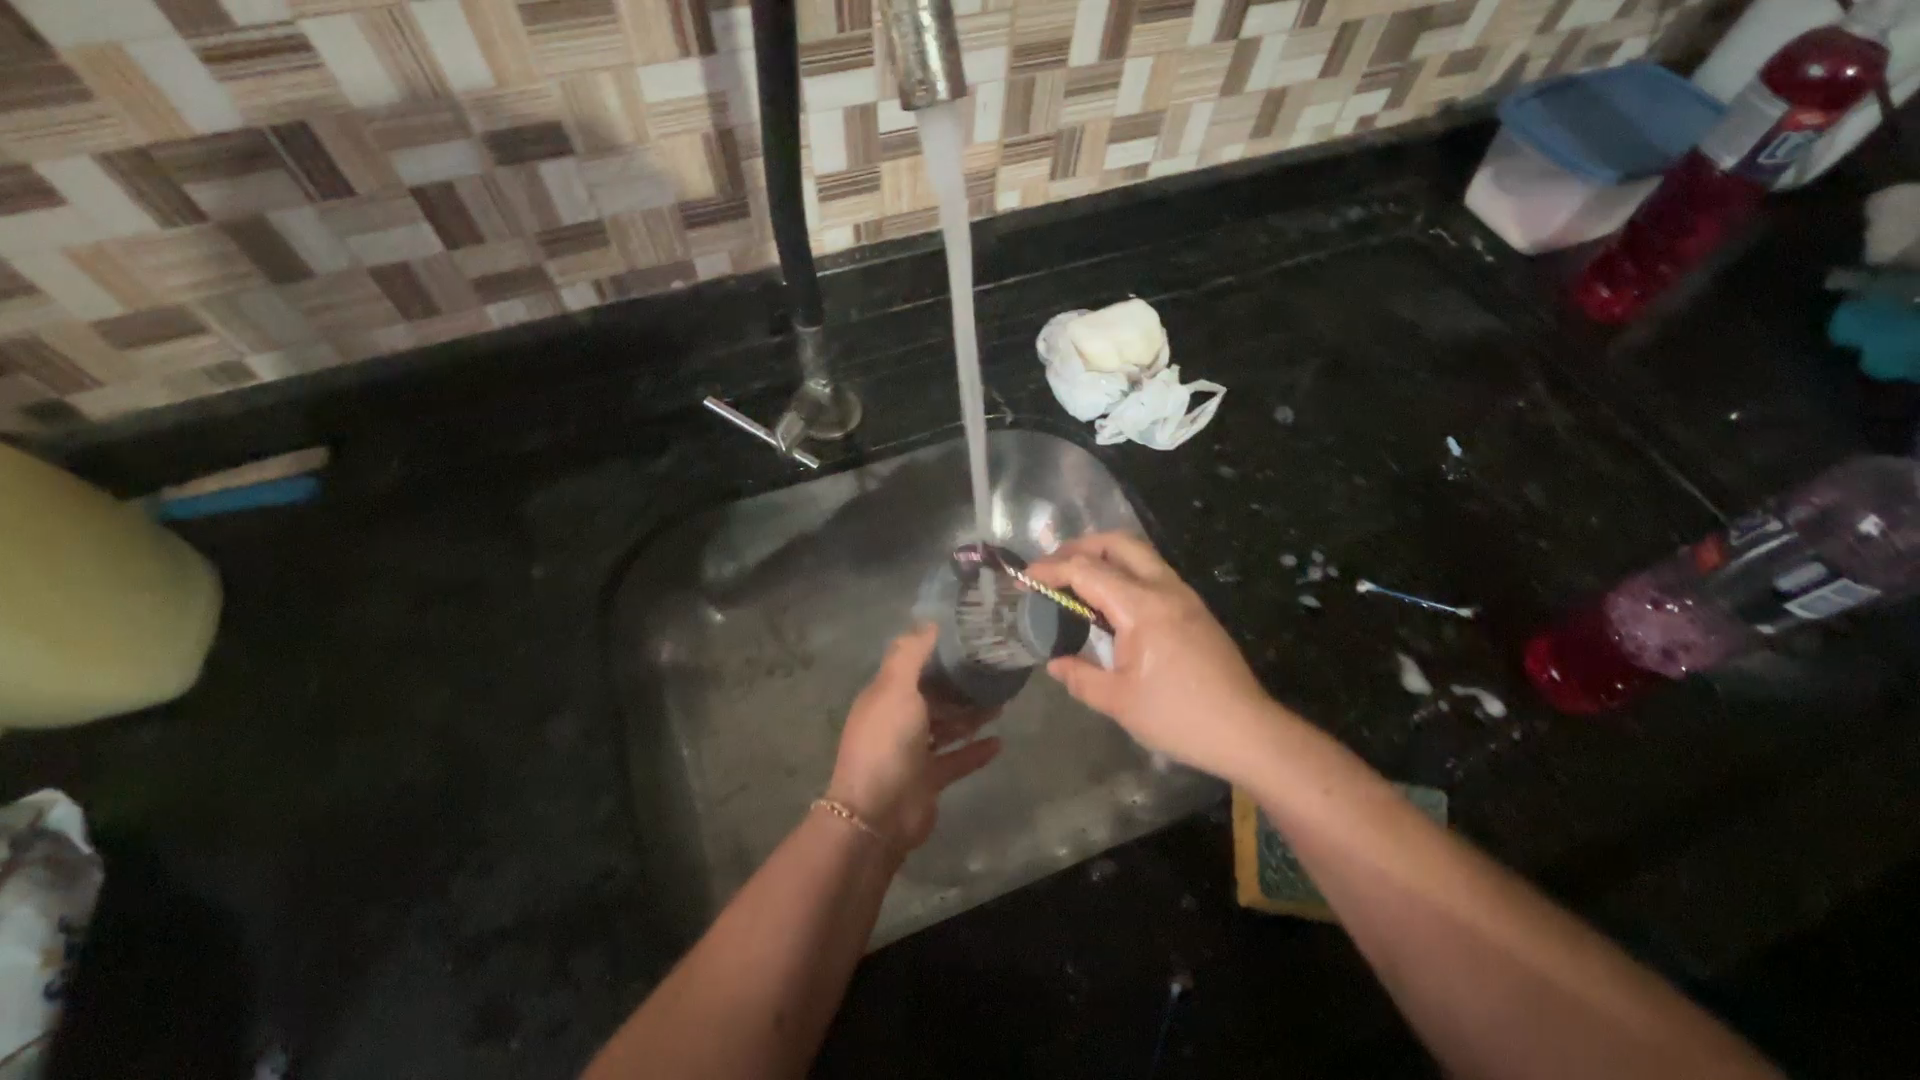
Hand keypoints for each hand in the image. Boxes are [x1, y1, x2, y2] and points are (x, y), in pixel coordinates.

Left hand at [826, 623, 1002, 851]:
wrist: (878, 814)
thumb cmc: (886, 743)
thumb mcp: (895, 689)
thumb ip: (911, 655)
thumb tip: (930, 622)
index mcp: (885, 695)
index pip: (913, 665)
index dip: (938, 651)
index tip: (971, 638)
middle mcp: (898, 720)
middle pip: (933, 696)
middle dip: (960, 685)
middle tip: (996, 672)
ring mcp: (913, 752)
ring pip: (947, 727)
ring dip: (971, 716)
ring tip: (1003, 703)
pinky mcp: (929, 779)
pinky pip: (957, 759)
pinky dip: (975, 750)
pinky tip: (1000, 742)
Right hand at [1028, 532, 1281, 781]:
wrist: (1246, 730)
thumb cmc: (1178, 716)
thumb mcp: (1119, 702)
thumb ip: (1081, 677)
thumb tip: (1055, 664)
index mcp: (1141, 607)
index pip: (1087, 570)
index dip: (1050, 569)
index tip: (1024, 578)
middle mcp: (1165, 589)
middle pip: (1119, 544)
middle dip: (1080, 547)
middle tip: (1052, 567)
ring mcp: (1185, 597)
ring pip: (1141, 555)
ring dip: (1106, 556)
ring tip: (1078, 580)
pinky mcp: (1196, 610)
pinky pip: (1155, 574)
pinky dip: (1126, 572)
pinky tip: (1113, 602)